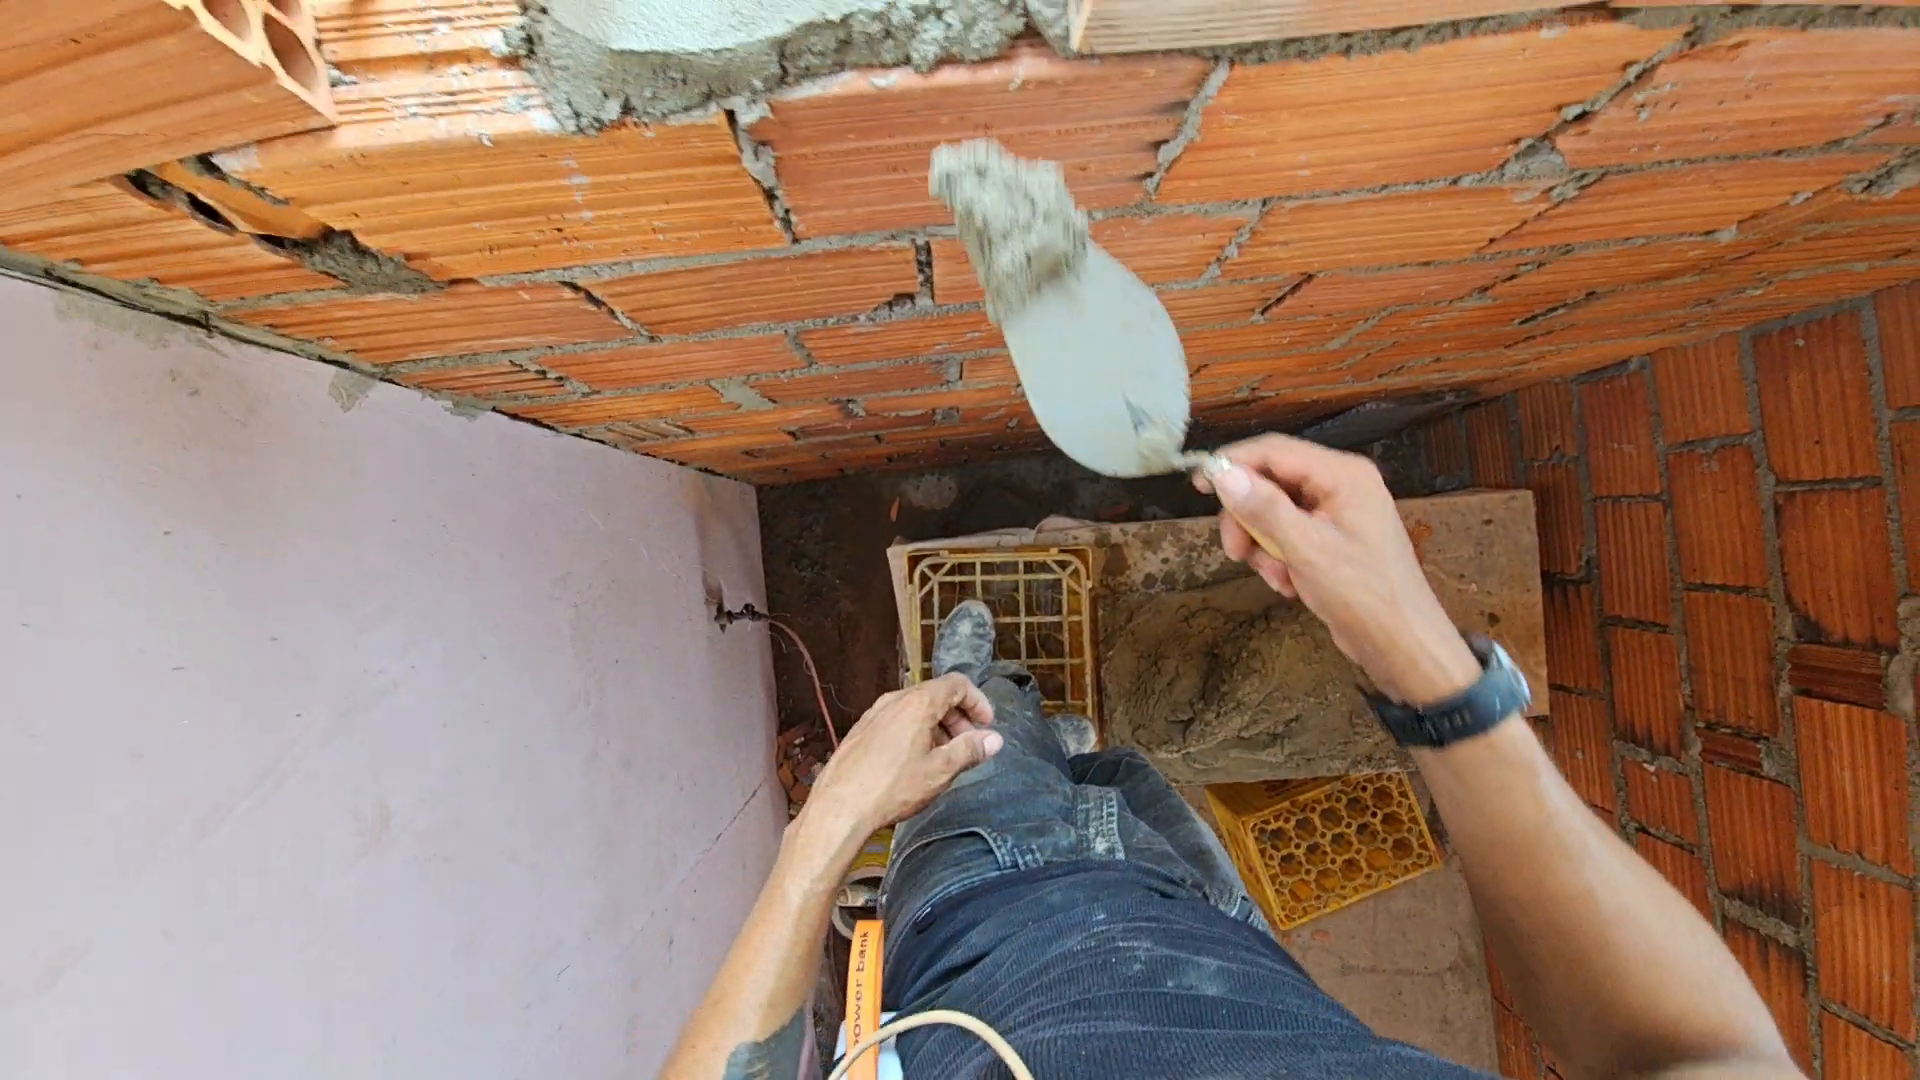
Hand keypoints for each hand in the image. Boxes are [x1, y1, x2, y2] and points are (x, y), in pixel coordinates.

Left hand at [799, 674, 1002, 838]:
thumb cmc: (891, 788)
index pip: (957, 684)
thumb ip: (970, 750)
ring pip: (916, 708)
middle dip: (959, 716)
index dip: (978, 701)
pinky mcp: (862, 730)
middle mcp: (895, 700)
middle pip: (936, 694)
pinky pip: (897, 720)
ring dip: (937, 725)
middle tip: (969, 744)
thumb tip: (994, 739)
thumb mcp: (940, 771)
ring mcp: (875, 713)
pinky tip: (915, 761)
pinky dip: (915, 730)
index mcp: (918, 703)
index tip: (987, 725)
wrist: (839, 807)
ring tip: (944, 756)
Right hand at [1196, 434, 1479, 705]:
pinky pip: (1285, 533)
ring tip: (1275, 576)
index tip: (1198, 484)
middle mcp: (1339, 485)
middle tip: (1235, 552)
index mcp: (1342, 475)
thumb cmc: (1363, 594)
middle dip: (1247, 517)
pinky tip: (1288, 583)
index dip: (1232, 463)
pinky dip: (1276, 557)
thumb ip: (1265, 509)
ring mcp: (1335, 512)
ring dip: (1261, 544)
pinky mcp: (1329, 538)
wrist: (1402, 644)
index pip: (1274, 451)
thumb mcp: (1307, 550)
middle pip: (1269, 482)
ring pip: (1272, 511)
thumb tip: (1224, 474)